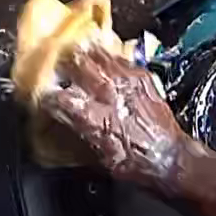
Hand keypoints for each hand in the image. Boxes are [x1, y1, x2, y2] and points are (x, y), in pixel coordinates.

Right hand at [38, 43, 197, 186]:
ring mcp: (126, 81)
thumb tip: (64, 119)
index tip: (44, 97)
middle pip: (77, 64)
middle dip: (63, 64)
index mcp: (94, 118)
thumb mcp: (99, 156)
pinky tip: (101, 57)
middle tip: (57, 66)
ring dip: (83, 55)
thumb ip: (79, 132)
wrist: (171, 158)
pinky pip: (117, 56)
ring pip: (97, 55)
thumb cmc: (135, 162)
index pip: (60, 97)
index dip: (48, 95)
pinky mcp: (141, 76)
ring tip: (75, 53)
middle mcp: (108, 95)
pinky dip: (106, 55)